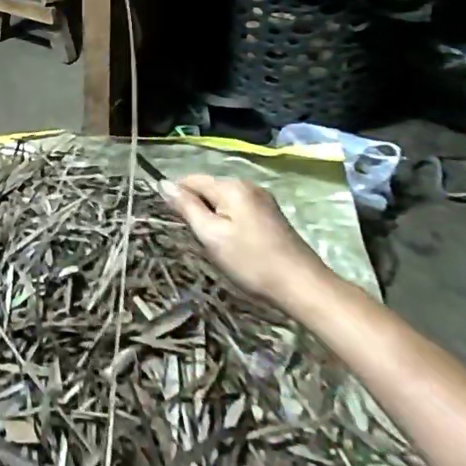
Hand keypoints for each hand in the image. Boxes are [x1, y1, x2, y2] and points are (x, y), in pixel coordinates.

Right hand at [160, 175, 336, 306]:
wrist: (302, 285)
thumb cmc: (252, 262)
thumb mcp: (211, 236)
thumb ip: (187, 207)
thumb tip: (163, 183)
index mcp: (231, 186)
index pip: (191, 180)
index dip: (178, 197)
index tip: (176, 224)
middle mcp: (247, 184)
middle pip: (209, 188)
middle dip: (198, 208)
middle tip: (199, 239)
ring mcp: (263, 198)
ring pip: (224, 200)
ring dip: (213, 216)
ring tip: (216, 243)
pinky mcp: (271, 213)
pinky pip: (239, 208)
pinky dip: (230, 220)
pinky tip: (235, 243)